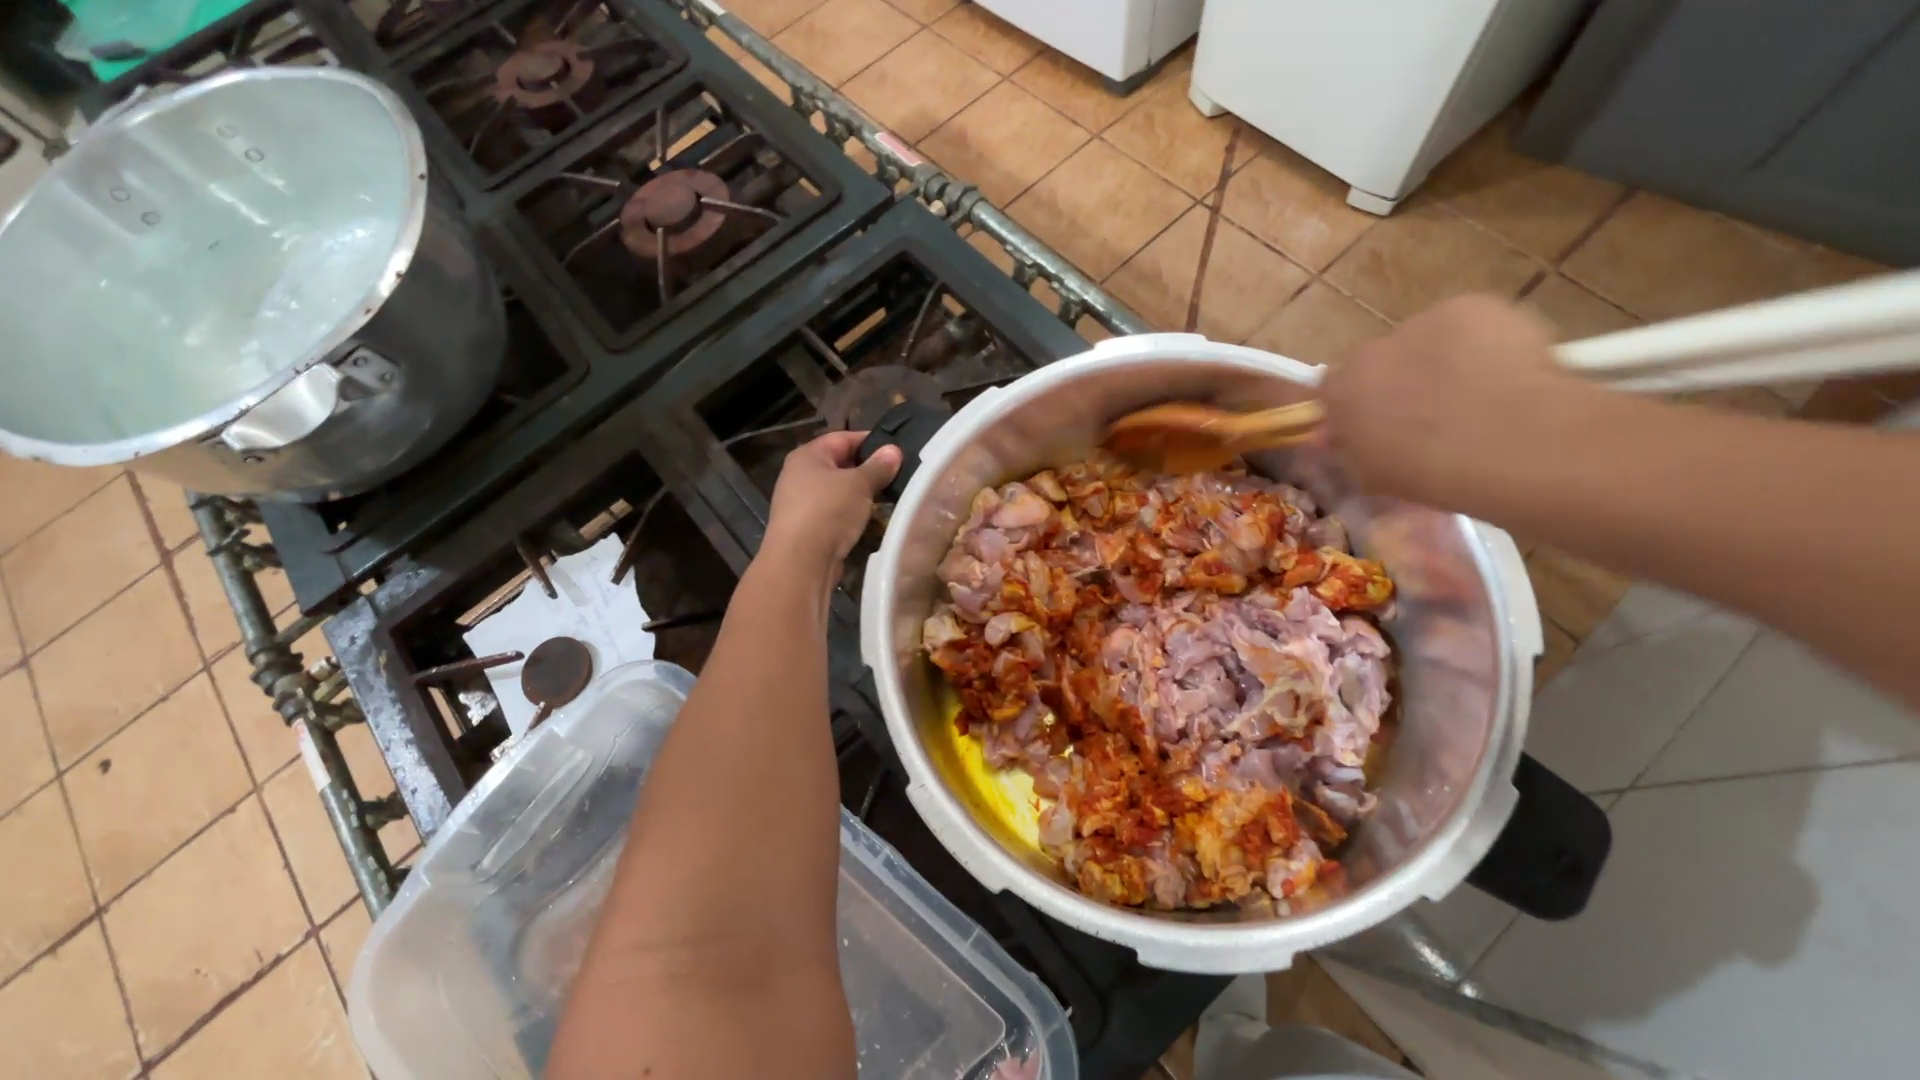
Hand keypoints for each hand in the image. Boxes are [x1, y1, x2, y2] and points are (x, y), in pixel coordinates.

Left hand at [763, 430, 902, 575]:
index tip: (897, 451)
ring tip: (890, 498)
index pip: (843, 438)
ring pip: (838, 491)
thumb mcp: (859, 484)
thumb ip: (878, 467)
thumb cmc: (828, 511)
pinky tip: (871, 521)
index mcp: (808, 456)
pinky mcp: (807, 527)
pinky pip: (835, 513)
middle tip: (898, 475)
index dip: (871, 441)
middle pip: (840, 465)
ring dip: (861, 495)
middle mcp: (800, 475)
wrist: (800, 561)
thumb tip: (893, 450)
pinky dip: (852, 515)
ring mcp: (801, 503)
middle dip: (868, 470)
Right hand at [1321, 295, 1603, 507]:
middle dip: (1401, 381)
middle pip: (1380, 360)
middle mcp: (1372, 352)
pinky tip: (1507, 371)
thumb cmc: (1432, 473)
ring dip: (1443, 360)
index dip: (1359, 405)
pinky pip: (1471, 324)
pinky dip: (1484, 342)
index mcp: (1343, 392)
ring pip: (1428, 340)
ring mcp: (1421, 325)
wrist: (1506, 441)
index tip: (1380, 425)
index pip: (1334, 390)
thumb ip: (1352, 449)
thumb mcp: (1375, 476)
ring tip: (1480, 394)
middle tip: (1434, 413)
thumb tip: (1341, 438)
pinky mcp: (1468, 307)